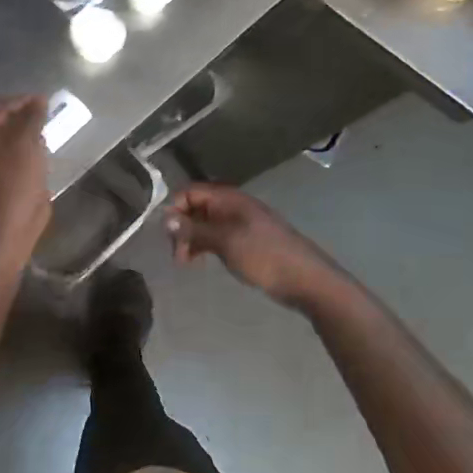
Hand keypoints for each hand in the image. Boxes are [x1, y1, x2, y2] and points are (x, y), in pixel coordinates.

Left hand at [0, 95, 51, 245]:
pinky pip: (19, 151)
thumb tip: (41, 98)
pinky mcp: (9, 173)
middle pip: (5, 121)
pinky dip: (31, 145)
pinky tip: (44, 144)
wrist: (16, 217)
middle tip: (47, 110)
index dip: (21, 100)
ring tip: (46, 125)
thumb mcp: (27, 141)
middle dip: (26, 114)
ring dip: (29, 129)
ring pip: (13, 136)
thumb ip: (33, 117)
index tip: (43, 99)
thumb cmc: (18, 175)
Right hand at [165, 183, 353, 311]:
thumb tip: (165, 218)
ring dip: (191, 239)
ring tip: (185, 262)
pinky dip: (203, 246)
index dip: (174, 208)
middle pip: (195, 207)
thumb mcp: (225, 241)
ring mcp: (239, 224)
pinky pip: (215, 236)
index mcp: (228, 199)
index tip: (167, 234)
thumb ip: (194, 229)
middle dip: (181, 227)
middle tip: (177, 254)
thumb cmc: (264, 255)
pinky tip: (200, 261)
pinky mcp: (244, 241)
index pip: (190, 192)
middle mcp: (232, 206)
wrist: (306, 280)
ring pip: (203, 224)